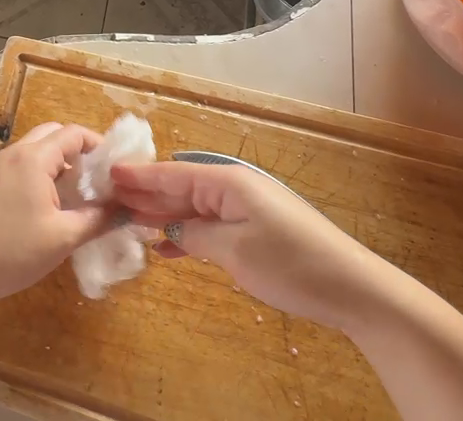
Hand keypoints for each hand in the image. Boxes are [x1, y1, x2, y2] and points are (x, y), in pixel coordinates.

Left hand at [0, 122, 113, 313]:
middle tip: (102, 180)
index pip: (73, 133)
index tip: (119, 168)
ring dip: (64, 164)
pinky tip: (59, 205)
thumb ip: (98, 219)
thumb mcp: (64, 237)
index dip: (99, 145)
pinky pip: (27, 166)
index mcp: (33, 158)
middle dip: (81, 152)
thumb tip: (126, 209)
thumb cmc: (15, 251)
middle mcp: (16, 153)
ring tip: (85, 195)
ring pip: (40, 151)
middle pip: (55, 135)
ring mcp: (2, 167)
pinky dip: (47, 175)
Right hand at [111, 161, 404, 330]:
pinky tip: (164, 246)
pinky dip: (186, 232)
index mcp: (228, 182)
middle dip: (146, 193)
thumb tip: (167, 229)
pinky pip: (209, 223)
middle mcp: (234, 188)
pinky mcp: (255, 230)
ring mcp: (246, 209)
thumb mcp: (234, 251)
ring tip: (128, 219)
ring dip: (163, 214)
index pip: (172, 174)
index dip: (138, 176)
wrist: (355, 290)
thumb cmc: (292, 264)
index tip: (107, 173)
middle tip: (108, 197)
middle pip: (180, 187)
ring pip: (193, 206)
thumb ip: (193, 235)